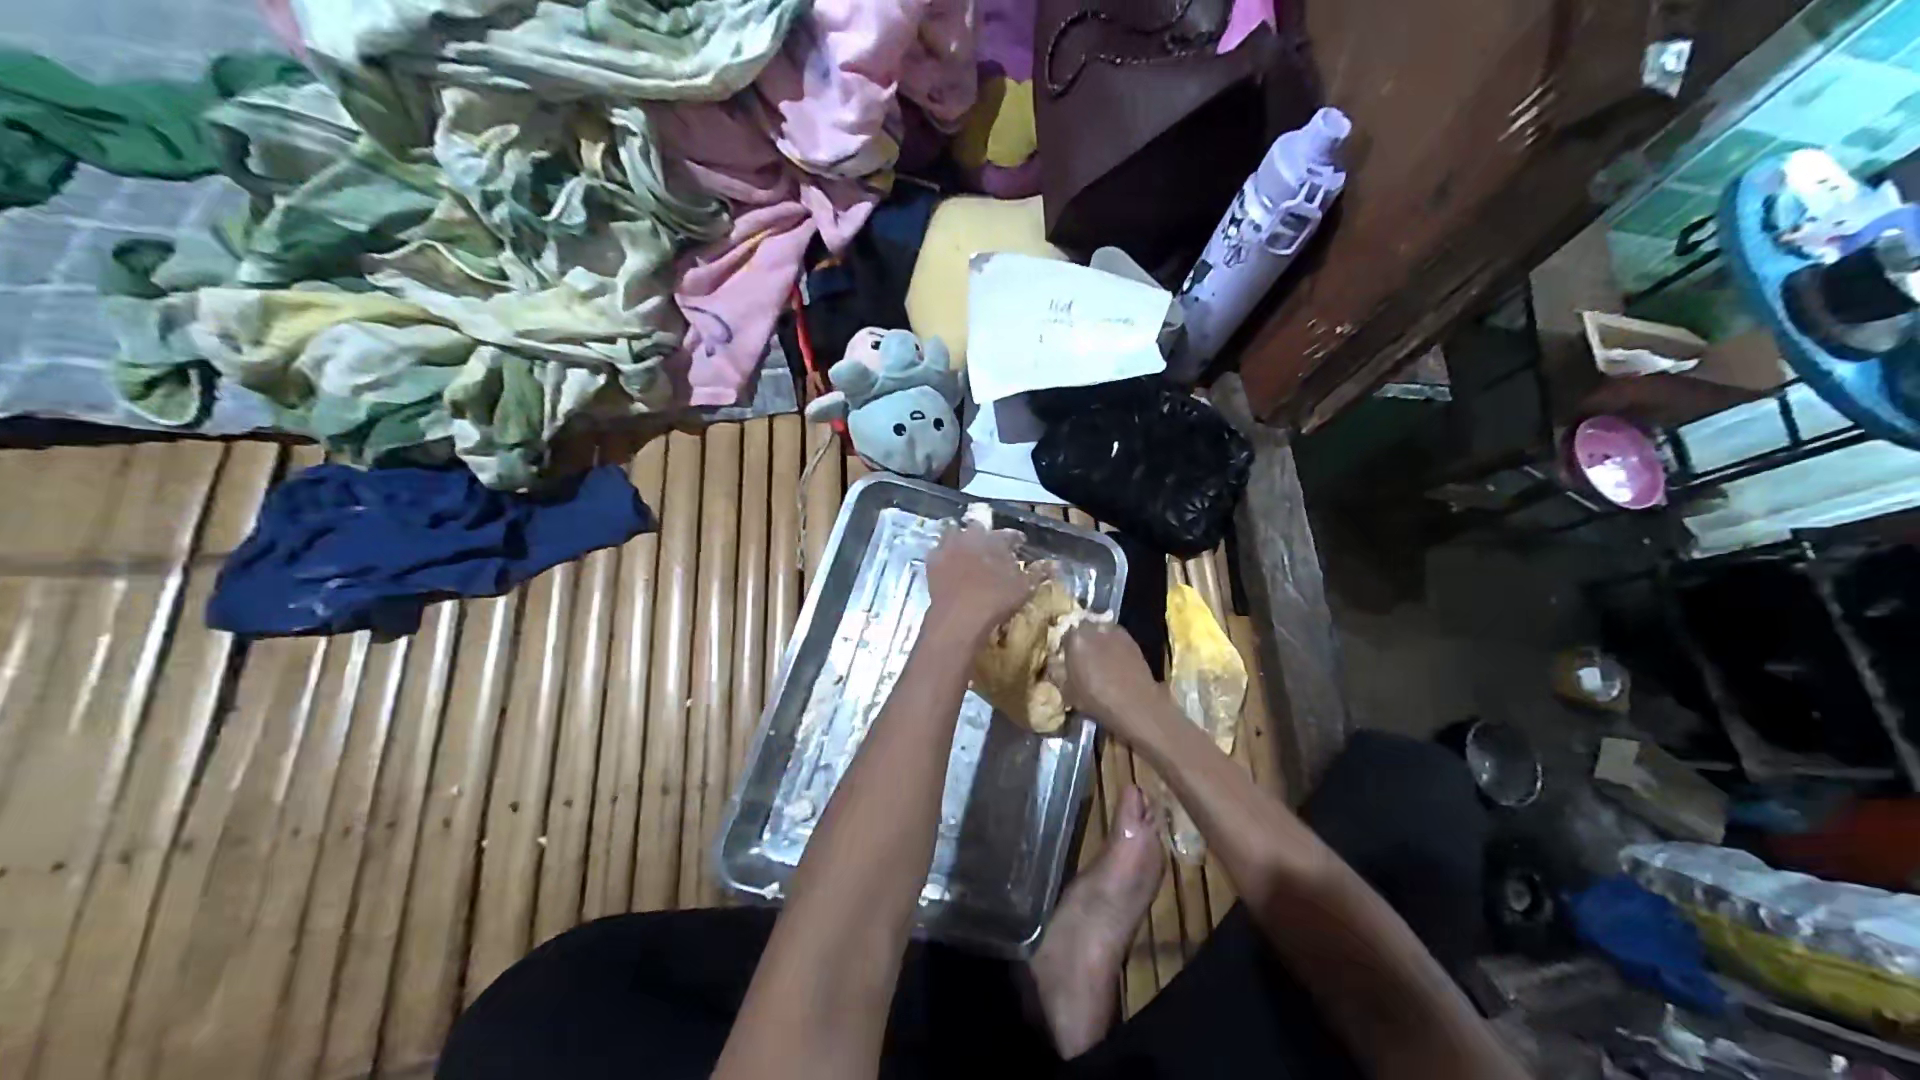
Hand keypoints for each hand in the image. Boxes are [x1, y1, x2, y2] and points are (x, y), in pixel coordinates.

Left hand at [926, 522, 1034, 637]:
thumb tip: (1053, 564)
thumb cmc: (997, 599)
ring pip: (954, 535)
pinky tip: (949, 566)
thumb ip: (1037, 573)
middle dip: (984, 535)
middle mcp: (970, 536)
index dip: (1015, 539)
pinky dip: (945, 557)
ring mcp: (948, 548)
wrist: (959, 616)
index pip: (1009, 534)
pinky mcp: (932, 563)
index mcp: (994, 539)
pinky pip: (938, 553)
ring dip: (961, 540)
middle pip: (978, 528)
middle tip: (990, 548)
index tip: (1020, 544)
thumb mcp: (1024, 587)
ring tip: (967, 552)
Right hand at [1062, 623, 1170, 744]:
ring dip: (1097, 640)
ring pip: (1099, 630)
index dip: (1063, 646)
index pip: (1062, 635)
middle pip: (1082, 628)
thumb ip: (1058, 672)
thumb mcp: (1067, 691)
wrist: (1135, 704)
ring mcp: (1114, 631)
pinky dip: (1112, 644)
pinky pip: (1115, 637)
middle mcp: (1093, 628)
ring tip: (1099, 657)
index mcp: (1074, 639)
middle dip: (1081, 639)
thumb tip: (1055, 663)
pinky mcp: (1131, 638)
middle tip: (1081, 655)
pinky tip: (1114, 659)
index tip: (1065, 657)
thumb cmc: (1097, 700)